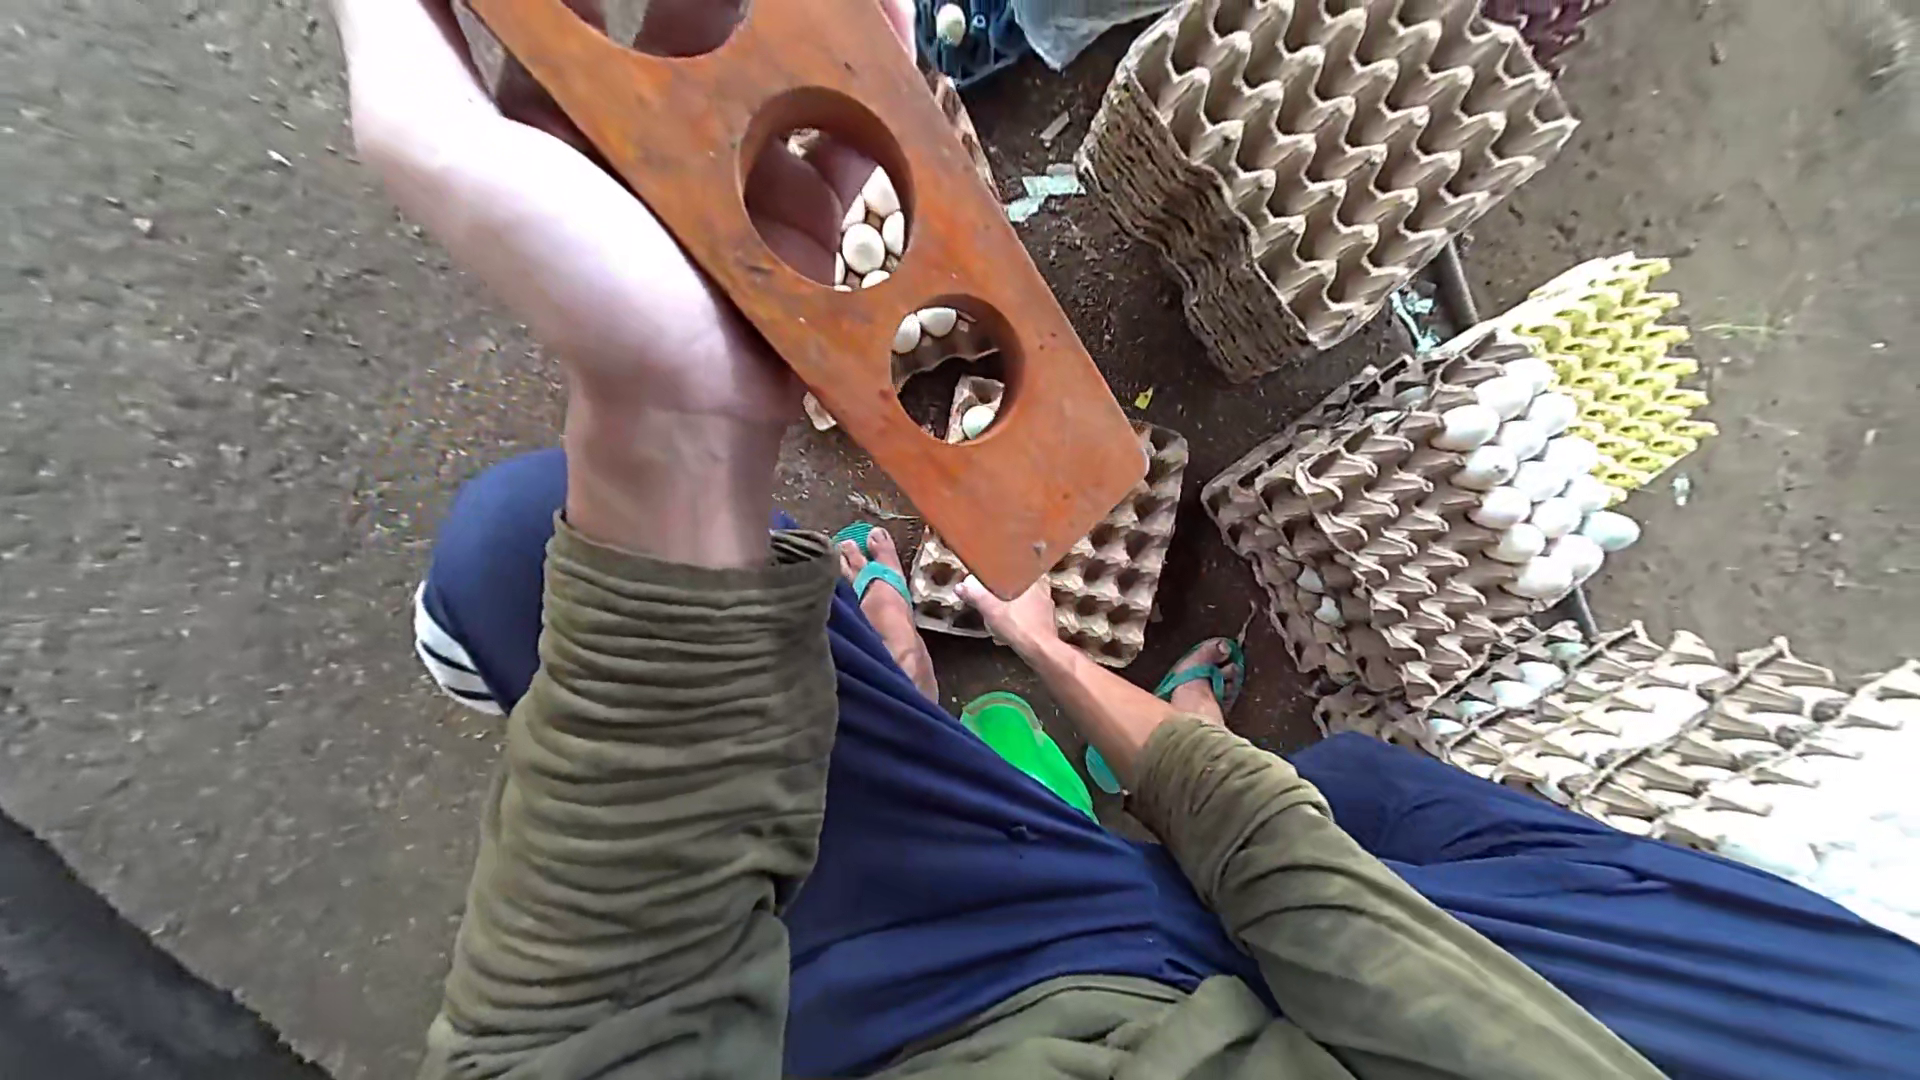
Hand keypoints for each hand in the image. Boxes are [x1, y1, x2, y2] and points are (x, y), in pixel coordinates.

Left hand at [332, 0, 911, 563]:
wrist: (689, 400)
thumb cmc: (575, 283)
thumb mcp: (438, 150)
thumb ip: (399, 22)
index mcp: (575, 88)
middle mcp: (663, 114)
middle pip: (704, 2)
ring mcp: (745, 159)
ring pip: (786, 52)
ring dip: (823, 6)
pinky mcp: (809, 208)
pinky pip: (849, 131)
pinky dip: (881, 84)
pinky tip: (900, 22)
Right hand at [959, 575, 1060, 660]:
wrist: (1040, 651)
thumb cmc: (1019, 626)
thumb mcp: (991, 609)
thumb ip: (975, 595)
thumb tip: (960, 586)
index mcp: (1032, 580)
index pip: (1017, 568)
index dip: (1003, 573)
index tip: (993, 579)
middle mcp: (1043, 590)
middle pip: (1020, 585)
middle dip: (1006, 592)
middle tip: (993, 598)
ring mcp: (1047, 606)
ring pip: (1025, 601)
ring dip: (1012, 607)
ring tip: (1000, 614)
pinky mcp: (1048, 621)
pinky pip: (1030, 614)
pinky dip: (1020, 618)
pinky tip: (1011, 627)